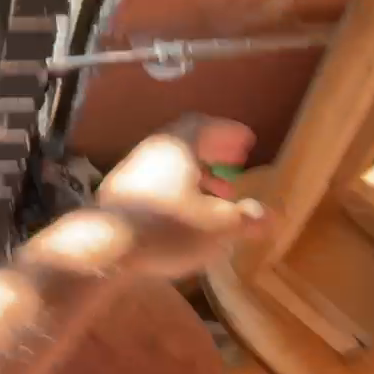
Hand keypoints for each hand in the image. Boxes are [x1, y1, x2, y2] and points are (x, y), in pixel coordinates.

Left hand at [90, 114, 268, 277]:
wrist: (104, 249)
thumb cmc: (168, 229)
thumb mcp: (220, 227)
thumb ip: (246, 218)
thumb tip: (269, 214)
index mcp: (174, 147)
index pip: (202, 125)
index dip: (227, 131)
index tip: (248, 141)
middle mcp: (148, 153)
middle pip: (184, 144)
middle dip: (213, 152)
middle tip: (236, 162)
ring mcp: (128, 174)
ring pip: (168, 166)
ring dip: (196, 175)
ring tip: (220, 195)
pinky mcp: (118, 197)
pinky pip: (154, 184)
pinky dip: (177, 190)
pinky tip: (187, 215)